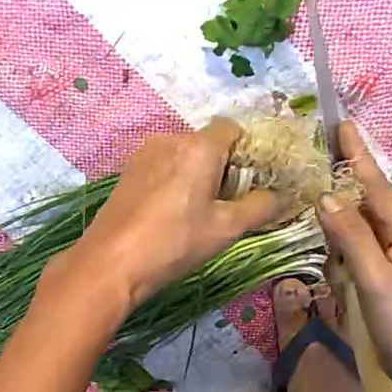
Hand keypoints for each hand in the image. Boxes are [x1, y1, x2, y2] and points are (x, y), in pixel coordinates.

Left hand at [50, 118, 281, 309]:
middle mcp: (171, 139)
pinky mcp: (128, 171)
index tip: (250, 182)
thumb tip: (280, 197)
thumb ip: (260, 207)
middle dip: (223, 167)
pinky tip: (172, 214)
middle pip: (208, 143)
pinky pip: (164, 166)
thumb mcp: (227, 228)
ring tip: (198, 213)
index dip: (246, 151)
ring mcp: (145, 154)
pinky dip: (175, 182)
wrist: (111, 263)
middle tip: (227, 205)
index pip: (233, 128)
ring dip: (198, 176)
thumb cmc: (176, 241)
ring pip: (185, 155)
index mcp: (200, 147)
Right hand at [316, 122, 391, 391]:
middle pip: (372, 199)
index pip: (377, 186)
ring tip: (320, 182)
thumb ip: (352, 238)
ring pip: (366, 221)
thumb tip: (326, 197)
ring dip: (345, 204)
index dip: (358, 155)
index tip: (343, 124)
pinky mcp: (390, 275)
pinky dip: (346, 235)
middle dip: (349, 173)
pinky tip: (332, 232)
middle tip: (323, 147)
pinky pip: (364, 244)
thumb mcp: (376, 281)